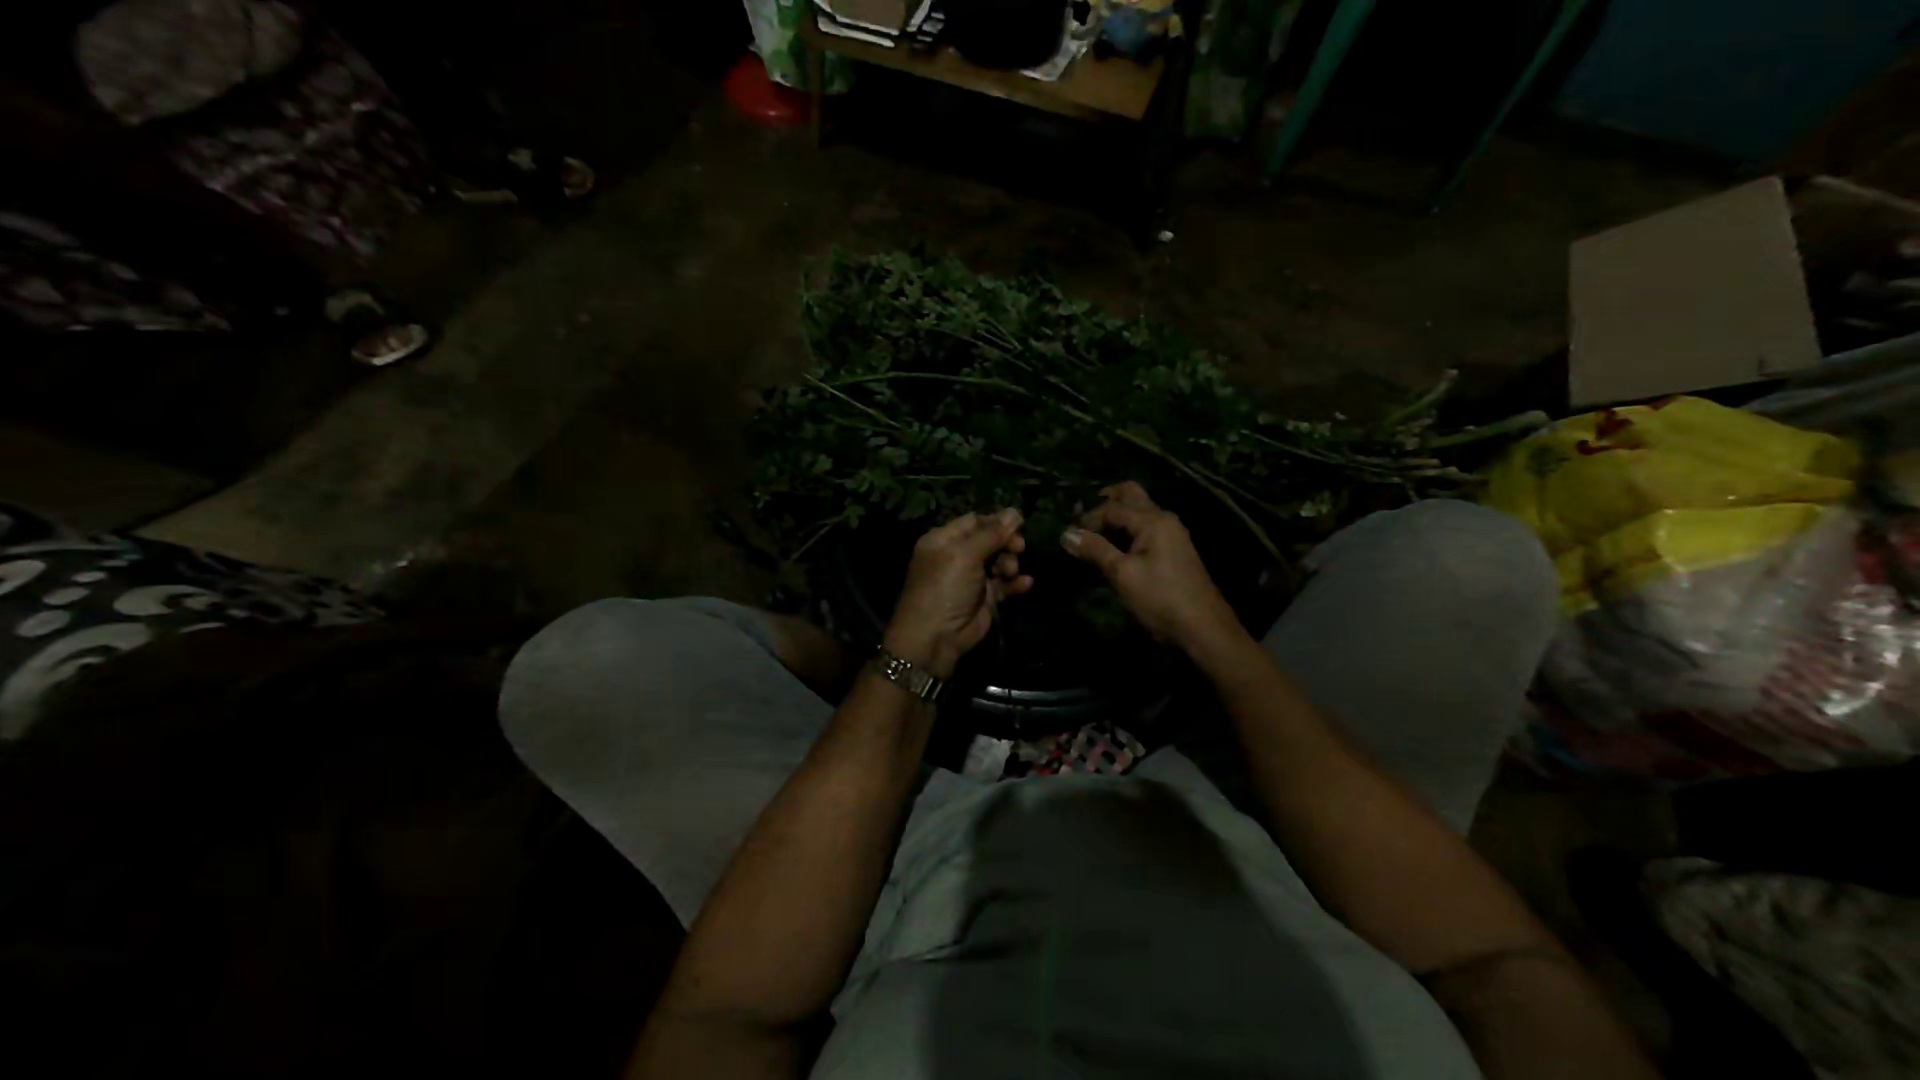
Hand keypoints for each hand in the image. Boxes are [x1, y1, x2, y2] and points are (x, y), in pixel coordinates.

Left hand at [885, 508, 1033, 678]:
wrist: (935, 637)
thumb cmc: (944, 588)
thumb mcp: (965, 555)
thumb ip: (991, 534)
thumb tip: (1015, 512)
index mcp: (944, 540)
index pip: (974, 521)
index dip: (996, 522)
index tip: (1018, 524)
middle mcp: (957, 556)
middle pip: (990, 540)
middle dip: (1006, 542)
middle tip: (1019, 548)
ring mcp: (971, 578)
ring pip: (999, 561)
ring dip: (1010, 563)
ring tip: (1010, 571)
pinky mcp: (984, 599)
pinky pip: (1004, 584)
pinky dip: (1014, 583)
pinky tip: (1025, 584)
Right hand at [1060, 482, 1241, 649]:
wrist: (1202, 628)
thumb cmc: (1161, 598)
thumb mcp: (1123, 574)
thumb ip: (1095, 550)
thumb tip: (1066, 533)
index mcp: (1153, 520)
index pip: (1112, 507)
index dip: (1087, 518)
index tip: (1069, 536)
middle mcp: (1164, 519)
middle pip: (1131, 496)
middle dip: (1104, 502)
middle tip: (1081, 519)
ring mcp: (1170, 534)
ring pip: (1138, 512)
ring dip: (1114, 517)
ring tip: (1091, 534)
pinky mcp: (1172, 550)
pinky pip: (1144, 528)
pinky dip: (1125, 531)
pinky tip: (1111, 547)